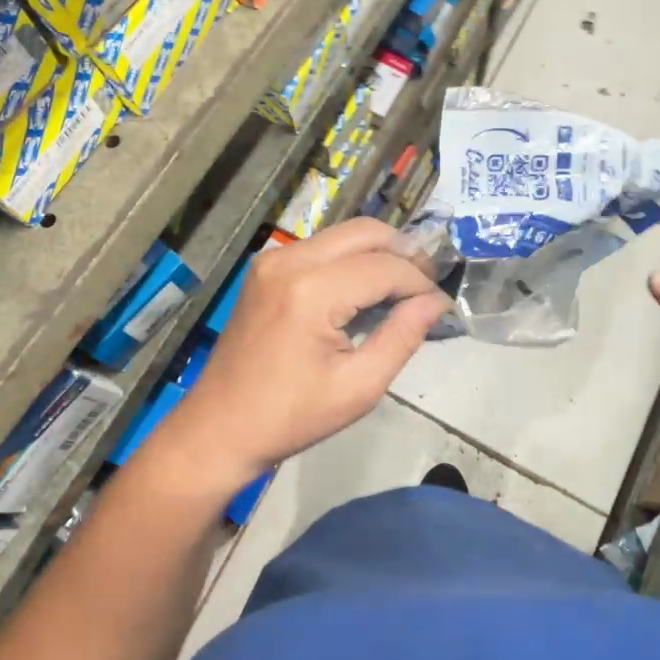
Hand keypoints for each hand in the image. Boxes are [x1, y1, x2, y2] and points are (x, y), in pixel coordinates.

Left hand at [155, 218, 449, 489]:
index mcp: (311, 292)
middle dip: (404, 253)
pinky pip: (321, 247)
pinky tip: (364, 291)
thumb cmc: (290, 418)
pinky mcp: (266, 267)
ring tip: (401, 290)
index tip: (441, 305)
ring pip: (343, 234)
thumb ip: (401, 337)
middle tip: (426, 287)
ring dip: (378, 254)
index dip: (420, 282)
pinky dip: (350, 259)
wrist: (218, 428)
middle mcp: (290, 261)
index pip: (384, 267)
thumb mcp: (358, 388)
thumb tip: (435, 302)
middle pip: (365, 231)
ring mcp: (273, 260)